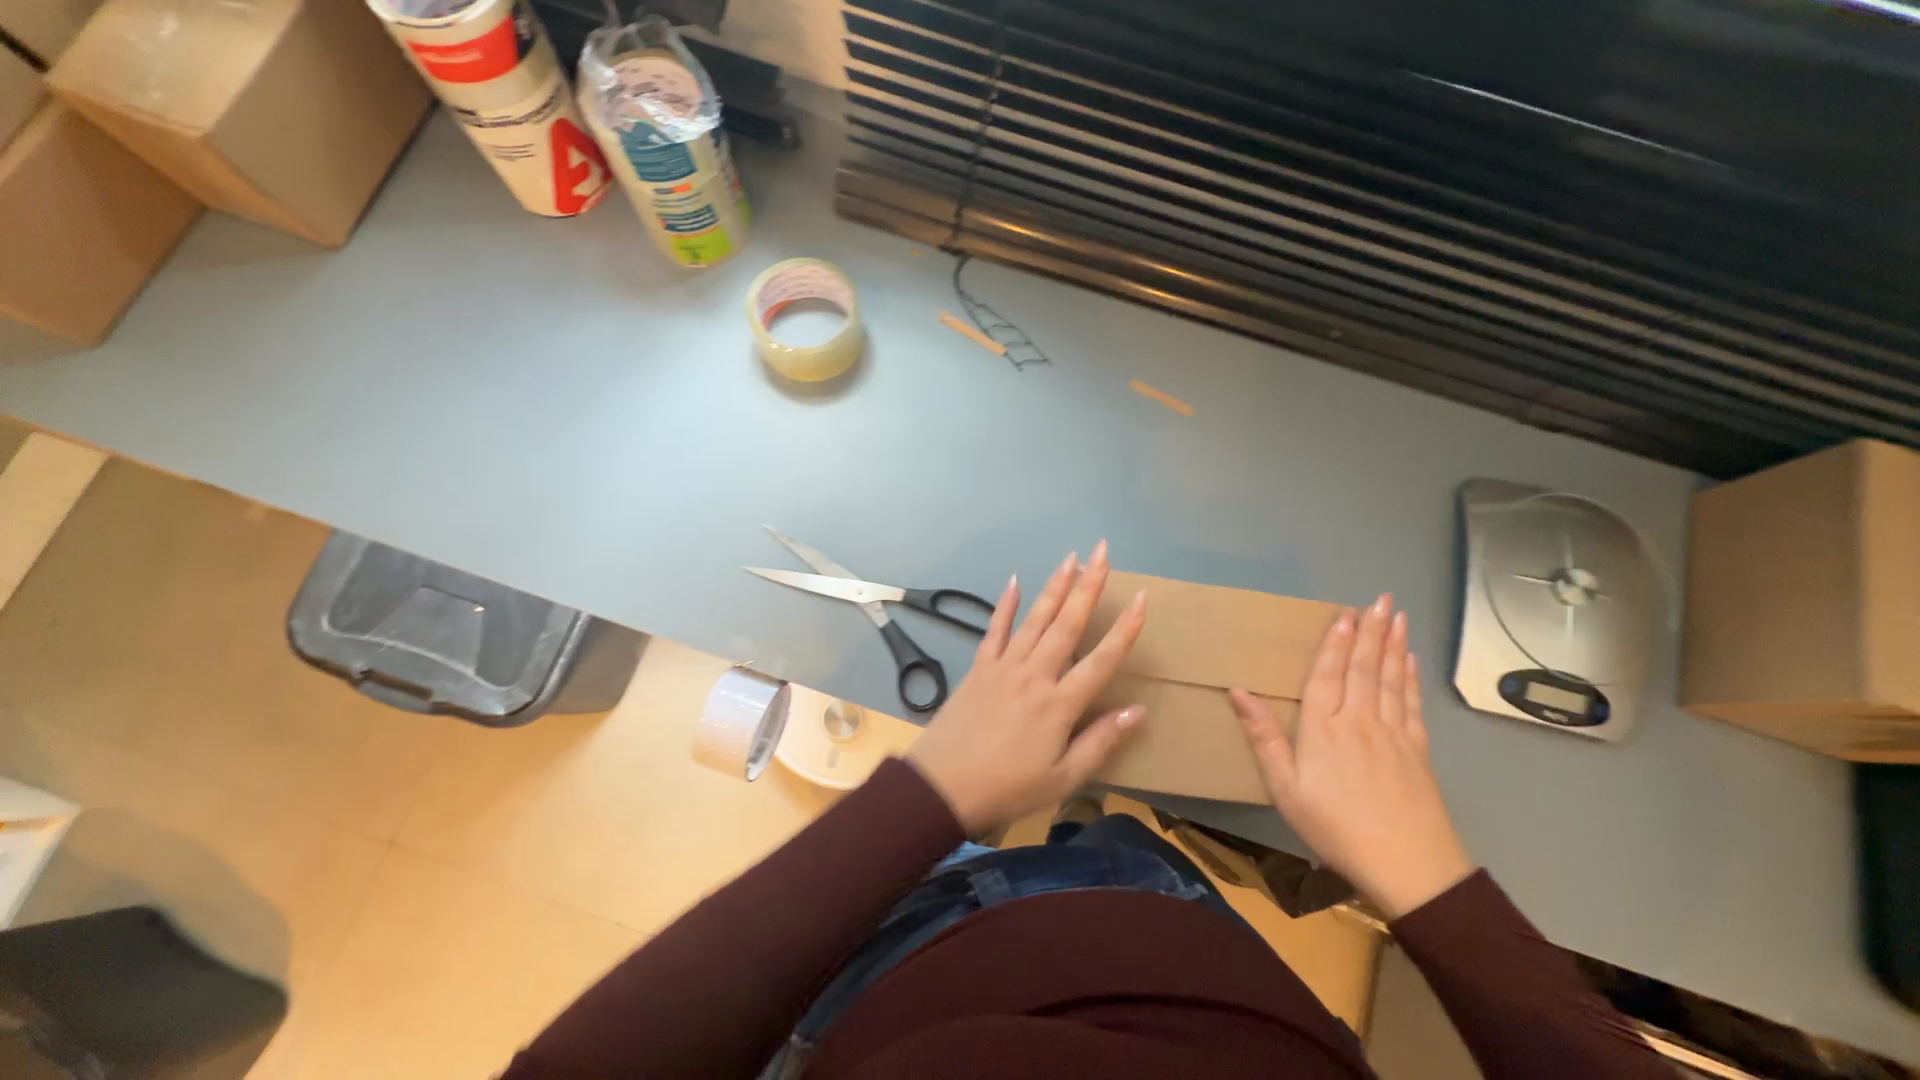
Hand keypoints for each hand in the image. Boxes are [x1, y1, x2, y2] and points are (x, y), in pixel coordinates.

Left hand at [908, 542, 1147, 834]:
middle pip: (1067, 624)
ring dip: (1054, 586)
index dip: (1124, 628)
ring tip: (1070, 557)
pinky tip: (1014, 581)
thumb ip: (1100, 742)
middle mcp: (1034, 676)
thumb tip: (1137, 710)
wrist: (941, 787)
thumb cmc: (1007, 789)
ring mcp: (1004, 668)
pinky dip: (1005, 606)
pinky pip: (995, 631)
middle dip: (1088, 585)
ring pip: (1035, 619)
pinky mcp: (979, 669)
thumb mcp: (1062, 778)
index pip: (1101, 659)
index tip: (1141, 597)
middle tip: (1102, 551)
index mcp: (1059, 704)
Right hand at [1230, 594, 1472, 918]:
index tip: (1343, 613)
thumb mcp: (1286, 789)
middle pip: (1364, 668)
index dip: (1335, 643)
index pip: (1328, 675)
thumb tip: (1238, 691)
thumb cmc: (1335, 828)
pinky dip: (1410, 678)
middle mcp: (1360, 721)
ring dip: (1393, 645)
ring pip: (1391, 679)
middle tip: (1380, 599)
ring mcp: (1394, 734)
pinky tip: (1410, 661)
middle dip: (1371, 632)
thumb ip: (1264, 737)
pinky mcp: (1418, 750)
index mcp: (1323, 729)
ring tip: (1398, 616)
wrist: (1409, 865)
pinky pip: (1412, 703)